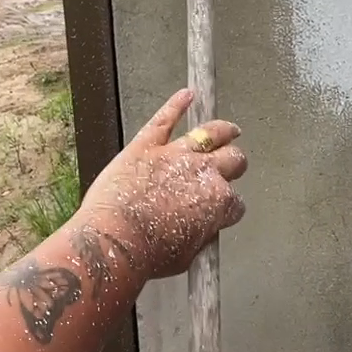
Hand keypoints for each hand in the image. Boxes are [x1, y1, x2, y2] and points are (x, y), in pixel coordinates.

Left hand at [79, 89, 246, 279]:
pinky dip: (177, 104)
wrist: (115, 243)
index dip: (228, 207)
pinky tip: (187, 95)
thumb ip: (202, 236)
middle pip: (234, 160)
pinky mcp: (147, 145)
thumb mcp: (188, 256)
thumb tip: (202, 230)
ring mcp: (177, 155)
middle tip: (233, 164)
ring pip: (211, 133)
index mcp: (220, 202)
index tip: (221, 210)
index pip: (235, 202)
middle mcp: (205, 173)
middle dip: (235, 164)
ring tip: (230, 129)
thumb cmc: (148, 254)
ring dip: (223, 130)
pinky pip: (165, 118)